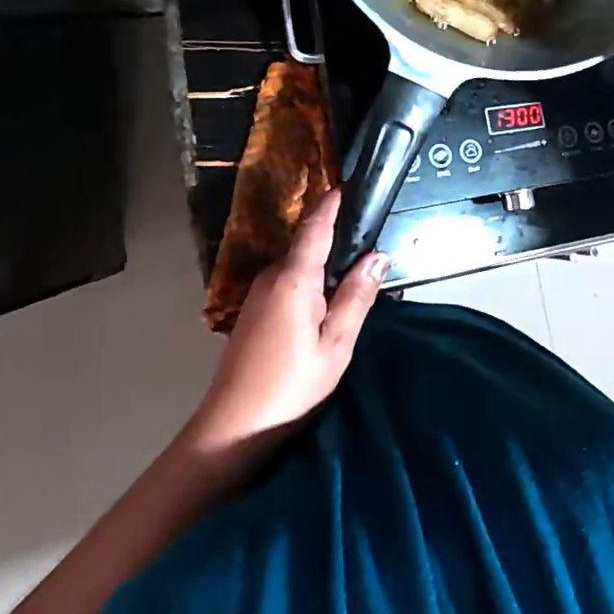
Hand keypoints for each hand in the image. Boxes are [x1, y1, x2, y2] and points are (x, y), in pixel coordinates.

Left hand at [189, 191, 387, 448]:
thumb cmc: (293, 386)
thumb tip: (379, 256)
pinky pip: (287, 282)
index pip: (314, 227)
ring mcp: (258, 293)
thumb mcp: (336, 344)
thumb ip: (357, 296)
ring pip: (297, 266)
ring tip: (356, 273)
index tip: (348, 186)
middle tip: (371, 243)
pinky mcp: (253, 311)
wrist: (234, 427)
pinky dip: (310, 281)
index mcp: (293, 278)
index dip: (331, 204)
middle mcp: (271, 276)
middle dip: (336, 238)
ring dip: (323, 264)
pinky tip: (328, 302)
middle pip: (306, 245)